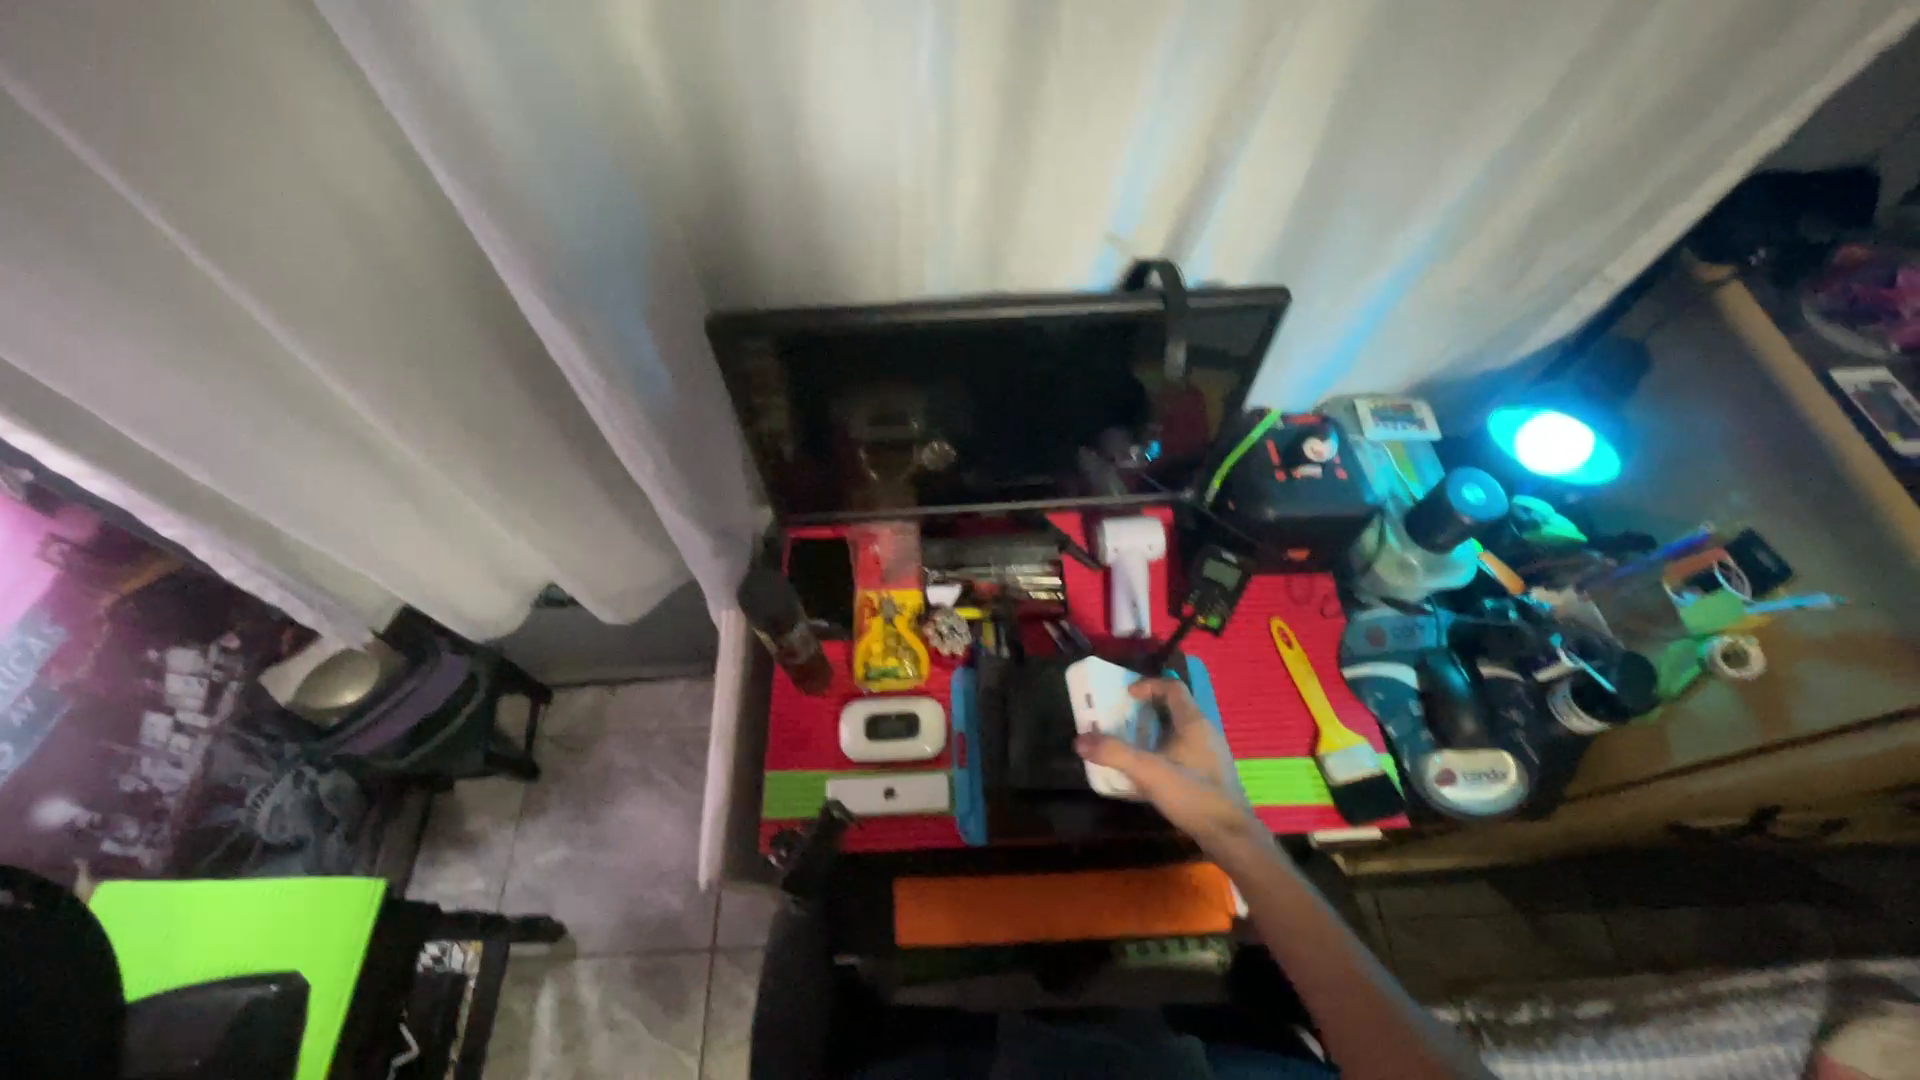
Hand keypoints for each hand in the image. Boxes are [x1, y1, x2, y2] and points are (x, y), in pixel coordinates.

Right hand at [1075, 677, 1264, 850]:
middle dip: (1147, 709)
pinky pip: (1183, 750)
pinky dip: (1163, 751)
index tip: (1127, 696)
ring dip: (1155, 731)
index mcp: (1193, 722)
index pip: (1173, 688)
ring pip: (1179, 731)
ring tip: (1132, 744)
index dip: (1149, 685)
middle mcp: (1205, 732)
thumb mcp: (1149, 772)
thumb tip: (1079, 740)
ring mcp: (1210, 753)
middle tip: (1123, 719)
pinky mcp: (1210, 773)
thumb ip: (1114, 753)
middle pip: (1175, 708)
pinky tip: (1151, 772)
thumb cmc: (1192, 794)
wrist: (1230, 835)